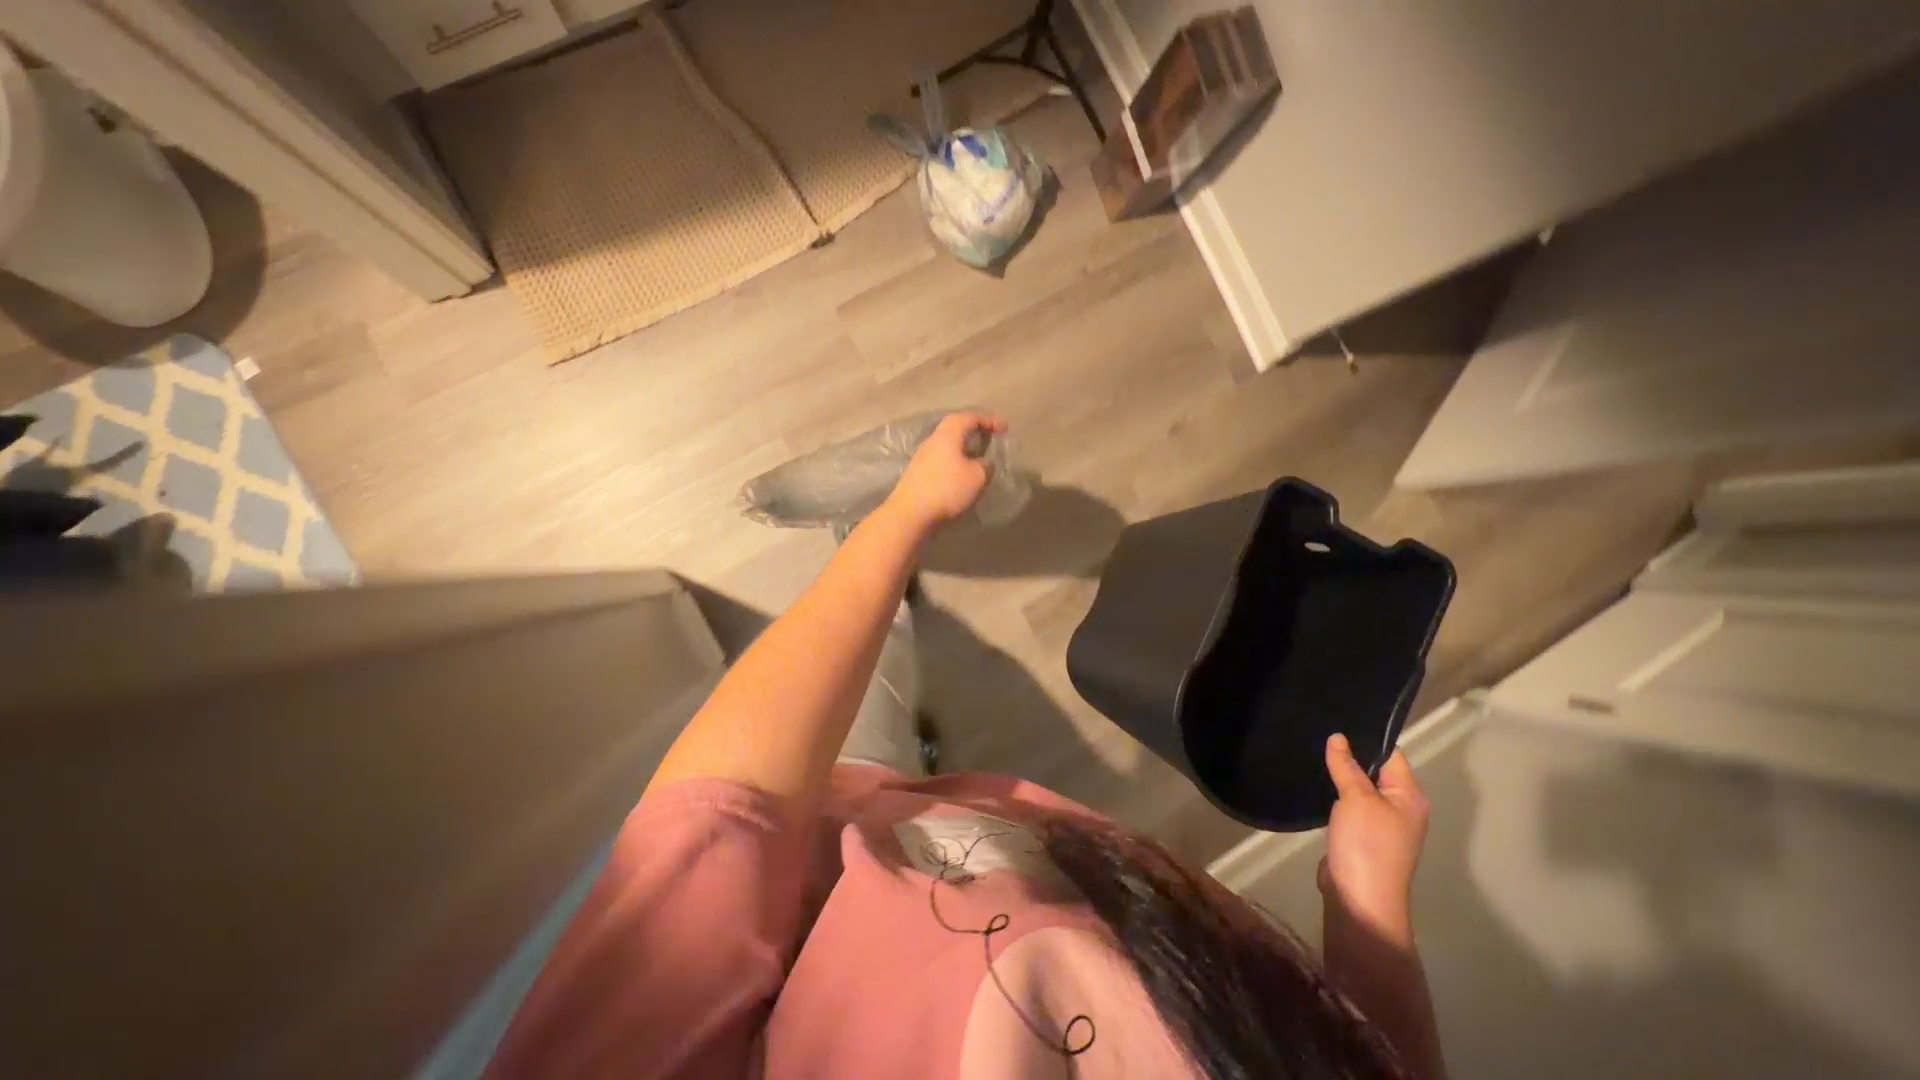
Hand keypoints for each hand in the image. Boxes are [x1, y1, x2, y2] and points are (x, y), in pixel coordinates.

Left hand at [883, 411, 1007, 532]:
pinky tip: (962, 475)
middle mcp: (932, 441)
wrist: (910, 515)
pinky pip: (941, 460)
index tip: (1004, 429)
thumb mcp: (978, 477)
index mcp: (947, 435)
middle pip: (955, 428)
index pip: (969, 417)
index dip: (989, 420)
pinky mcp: (918, 474)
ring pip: (947, 445)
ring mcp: (922, 457)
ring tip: (978, 459)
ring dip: (964, 448)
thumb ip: (986, 465)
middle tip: (990, 438)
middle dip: (974, 430)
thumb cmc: (947, 490)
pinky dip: (955, 462)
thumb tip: (982, 463)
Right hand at [1319, 734, 1428, 945]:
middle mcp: (1402, 809)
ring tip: (1315, 760)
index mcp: (1410, 797)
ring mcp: (1383, 827)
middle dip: (1350, 759)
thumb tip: (1338, 737)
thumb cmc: (1367, 844)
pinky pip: (1351, 811)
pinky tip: (1317, 791)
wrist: (1361, 899)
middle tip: (1320, 739)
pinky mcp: (1363, 840)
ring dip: (1341, 781)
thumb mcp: (1356, 799)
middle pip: (1376, 773)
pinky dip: (1337, 802)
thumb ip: (1346, 766)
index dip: (1367, 740)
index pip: (1392, 756)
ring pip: (1361, 793)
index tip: (1338, 725)